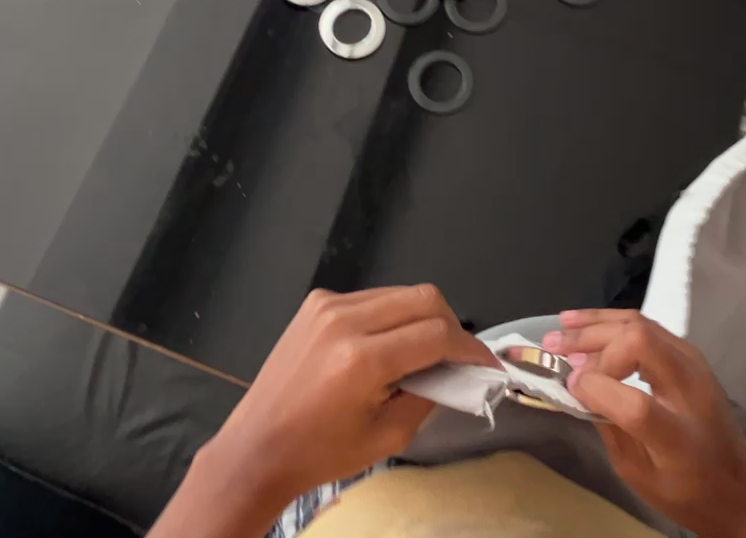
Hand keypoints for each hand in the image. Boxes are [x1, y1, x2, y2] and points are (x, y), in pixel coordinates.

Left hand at [155, 285, 497, 537]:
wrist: (258, 445)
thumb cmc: (321, 452)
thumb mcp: (388, 435)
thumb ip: (430, 394)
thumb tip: (457, 370)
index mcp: (361, 359)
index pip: (437, 334)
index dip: (471, 348)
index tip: (487, 365)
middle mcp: (345, 319)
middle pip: (424, 298)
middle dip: (452, 325)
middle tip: (458, 357)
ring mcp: (328, 304)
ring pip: (400, 293)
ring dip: (422, 318)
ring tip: (423, 353)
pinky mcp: (317, 301)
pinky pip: (373, 297)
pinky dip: (392, 316)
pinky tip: (386, 345)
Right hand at [547, 309, 745, 537]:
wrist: (741, 489)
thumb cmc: (688, 493)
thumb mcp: (639, 476)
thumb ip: (608, 427)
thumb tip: (577, 386)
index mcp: (681, 437)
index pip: (635, 402)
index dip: (597, 388)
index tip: (569, 386)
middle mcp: (692, 391)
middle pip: (641, 343)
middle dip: (592, 342)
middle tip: (555, 347)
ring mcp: (694, 365)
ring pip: (641, 323)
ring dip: (597, 324)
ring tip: (562, 325)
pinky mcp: (690, 353)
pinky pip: (647, 325)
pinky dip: (613, 322)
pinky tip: (587, 323)